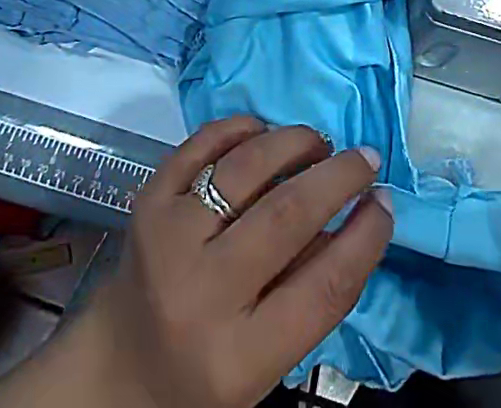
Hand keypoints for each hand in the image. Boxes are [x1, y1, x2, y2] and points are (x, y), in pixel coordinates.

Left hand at [0, 117, 393, 407]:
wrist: (115, 368)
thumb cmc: (204, 371)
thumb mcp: (267, 360)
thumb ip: (314, 288)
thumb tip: (362, 211)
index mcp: (238, 357)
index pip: (324, 287)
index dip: (366, 237)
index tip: (385, 202)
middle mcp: (200, 293)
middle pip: (287, 216)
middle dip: (339, 176)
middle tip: (365, 158)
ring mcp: (167, 240)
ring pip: (245, 168)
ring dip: (294, 143)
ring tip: (318, 144)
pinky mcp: (147, 202)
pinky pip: (201, 146)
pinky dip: (240, 128)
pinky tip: (265, 132)